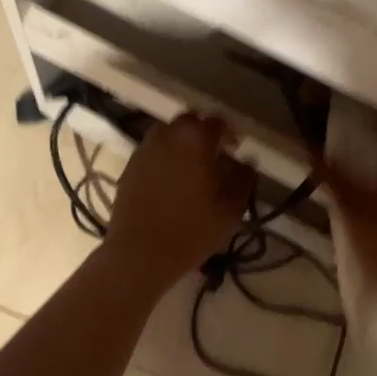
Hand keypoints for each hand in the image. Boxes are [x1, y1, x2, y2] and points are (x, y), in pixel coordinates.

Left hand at [104, 114, 255, 289]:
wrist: (139, 253)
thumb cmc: (191, 230)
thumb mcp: (230, 209)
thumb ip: (243, 178)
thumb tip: (246, 161)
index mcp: (195, 137)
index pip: (217, 122)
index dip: (229, 134)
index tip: (236, 150)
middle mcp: (167, 133)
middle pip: (190, 122)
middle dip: (204, 133)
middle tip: (214, 157)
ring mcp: (145, 148)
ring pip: (168, 134)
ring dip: (182, 143)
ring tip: (191, 169)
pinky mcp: (130, 165)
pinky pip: (153, 151)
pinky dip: (164, 157)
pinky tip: (170, 182)